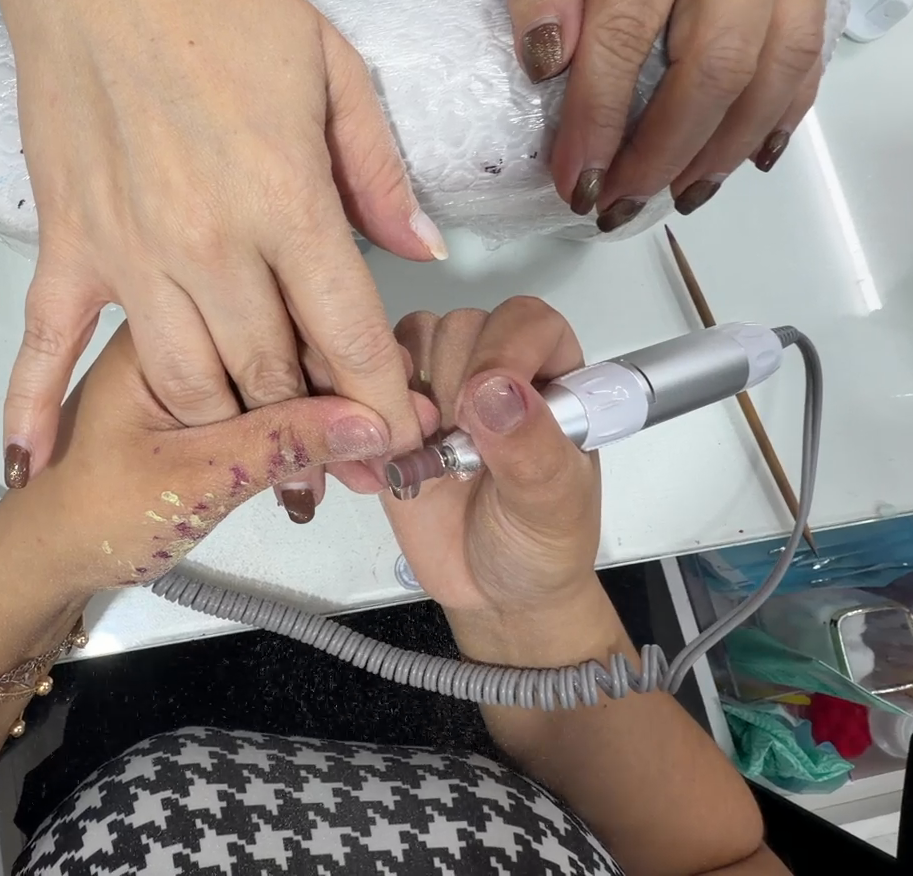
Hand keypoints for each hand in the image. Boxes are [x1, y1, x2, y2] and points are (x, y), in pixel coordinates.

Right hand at [0, 0, 440, 508]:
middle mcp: (207, 247)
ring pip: (182, 383)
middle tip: (337, 473)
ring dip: (223, 438)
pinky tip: (35, 464)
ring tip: (255, 470)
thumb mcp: (334, 70)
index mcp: (284, 201)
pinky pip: (49, 343)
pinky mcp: (67, 247)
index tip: (396, 448)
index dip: (379, 404)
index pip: (345, 333)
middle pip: (267, 375)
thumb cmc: (226, 9)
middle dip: (312, 435)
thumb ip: (380, 173)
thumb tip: (425, 252)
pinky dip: (37, 407)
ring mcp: (127, 255)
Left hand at [0, 321, 396, 597]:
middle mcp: (184, 331)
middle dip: (351, 395)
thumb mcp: (192, 480)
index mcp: (165, 329)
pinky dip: (304, 429)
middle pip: (287, 347)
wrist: (47, 554)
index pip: (274, 326)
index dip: (345, 370)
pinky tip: (345, 454)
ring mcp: (195, 365)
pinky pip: (267, 402)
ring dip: (333, 417)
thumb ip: (279, 445)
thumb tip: (374, 426)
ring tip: (382, 459)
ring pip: (283, 376)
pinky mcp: (204, 401)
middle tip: (408, 442)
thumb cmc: (99, 514)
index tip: (403, 414)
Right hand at [385, 298, 614, 658]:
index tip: (479, 409)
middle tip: (453, 453)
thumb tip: (495, 391)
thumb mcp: (551, 508)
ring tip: (418, 460)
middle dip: (446, 388)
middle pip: (456, 328)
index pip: (524, 322)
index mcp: (548, 374)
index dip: (500, 352)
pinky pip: (362, 382)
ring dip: (400, 403)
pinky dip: (361, 419)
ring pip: (405, 348)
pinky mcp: (392, 411)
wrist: (488, 589)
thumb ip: (532, 451)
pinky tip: (384, 467)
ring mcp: (437, 386)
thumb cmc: (538, 545)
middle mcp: (492, 367)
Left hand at [507, 0, 824, 227]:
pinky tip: (743, 156)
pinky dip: (778, 112)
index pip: (631, 27)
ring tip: (673, 195)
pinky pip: (811, 45)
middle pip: (719, 59)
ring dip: (723, 146)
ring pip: (779, 62)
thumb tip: (549, 66)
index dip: (601, 116)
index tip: (573, 178)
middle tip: (616, 203)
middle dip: (663, 150)